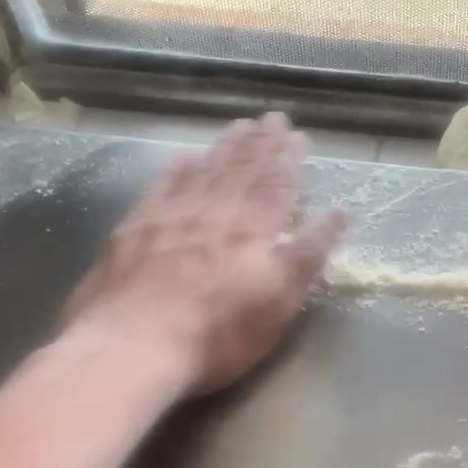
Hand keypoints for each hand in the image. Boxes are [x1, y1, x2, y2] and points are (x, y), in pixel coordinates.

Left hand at [58, 113, 346, 396]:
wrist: (128, 350)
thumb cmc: (215, 334)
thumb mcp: (279, 302)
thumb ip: (308, 253)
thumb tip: (339, 211)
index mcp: (252, 230)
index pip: (277, 185)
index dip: (290, 160)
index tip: (298, 137)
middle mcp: (214, 213)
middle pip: (242, 169)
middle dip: (261, 143)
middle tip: (272, 118)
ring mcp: (170, 218)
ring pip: (205, 170)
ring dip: (225, 147)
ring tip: (239, 126)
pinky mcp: (132, 231)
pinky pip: (160, 187)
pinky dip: (176, 168)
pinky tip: (184, 155)